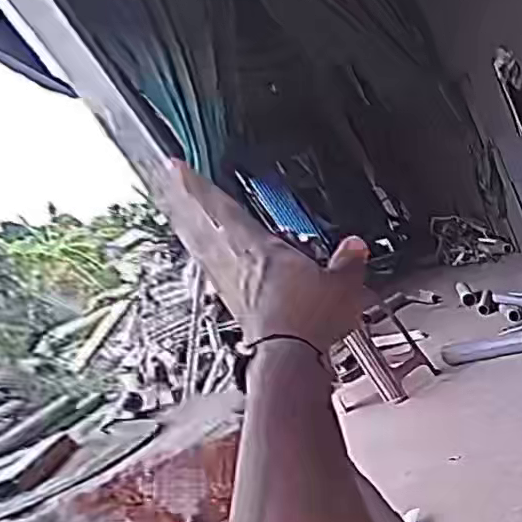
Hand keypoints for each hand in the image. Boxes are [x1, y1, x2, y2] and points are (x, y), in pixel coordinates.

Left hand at [166, 161, 377, 350]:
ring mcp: (232, 290)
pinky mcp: (237, 313)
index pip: (221, 207)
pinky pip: (217, 283)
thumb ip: (347, 263)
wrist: (289, 354)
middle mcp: (236, 265)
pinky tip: (215, 274)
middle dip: (185, 206)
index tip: (175, 167)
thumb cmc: (308, 318)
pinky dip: (212, 272)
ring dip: (190, 235)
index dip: (197, 185)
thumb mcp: (341, 284)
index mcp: (258, 247)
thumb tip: (355, 247)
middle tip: (167, 188)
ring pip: (203, 253)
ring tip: (182, 223)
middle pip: (202, 227)